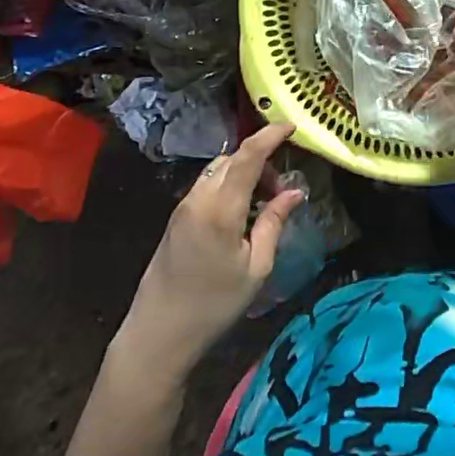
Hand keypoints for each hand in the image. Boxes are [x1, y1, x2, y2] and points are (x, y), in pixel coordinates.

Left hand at [117, 124, 304, 381]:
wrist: (160, 330)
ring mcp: (183, 206)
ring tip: (263, 207)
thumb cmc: (214, 304)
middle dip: (261, 163)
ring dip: (243, 175)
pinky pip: (207, 187)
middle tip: (281, 193)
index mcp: (219, 209)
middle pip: (232, 160)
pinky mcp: (177, 217)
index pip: (246, 157)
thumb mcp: (256, 268)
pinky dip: (229, 188)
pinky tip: (242, 216)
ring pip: (218, 172)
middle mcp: (197, 198)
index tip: (291, 125)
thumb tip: (294, 192)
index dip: (269, 136)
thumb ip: (274, 223)